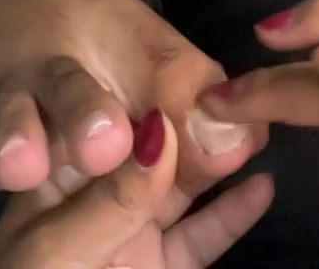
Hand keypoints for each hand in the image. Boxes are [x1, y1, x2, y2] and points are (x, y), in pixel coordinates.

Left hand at [0, 110, 273, 268]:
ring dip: (217, 162)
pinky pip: (201, 236)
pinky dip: (232, 213)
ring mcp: (131, 233)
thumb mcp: (58, 253)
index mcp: (56, 177)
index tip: (192, 69)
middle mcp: (96, 196)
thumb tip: (164, 126)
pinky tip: (262, 186)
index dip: (145, 93)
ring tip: (256, 130)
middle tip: (237, 97)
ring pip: (181, 188)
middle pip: (149, 150)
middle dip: (190, 123)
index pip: (104, 124)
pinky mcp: (163, 268)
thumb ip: (113, 198)